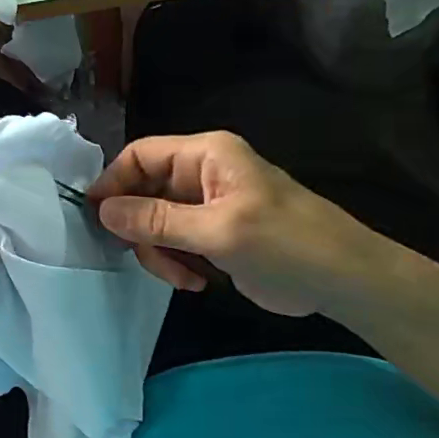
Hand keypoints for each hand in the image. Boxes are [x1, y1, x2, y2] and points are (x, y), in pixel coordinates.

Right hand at [87, 132, 383, 315]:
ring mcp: (207, 204)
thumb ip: (158, 220)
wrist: (343, 279)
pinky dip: (177, 262)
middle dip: (142, 228)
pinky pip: (175, 242)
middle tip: (151, 260)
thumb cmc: (286, 244)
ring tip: (184, 278)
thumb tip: (102, 210)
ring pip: (155, 222)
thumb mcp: (218, 231)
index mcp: (205, 154)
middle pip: (144, 191)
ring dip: (161, 252)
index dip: (114, 183)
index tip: (95, 219)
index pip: (140, 155)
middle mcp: (202, 172)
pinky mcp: (213, 233)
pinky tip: (197, 282)